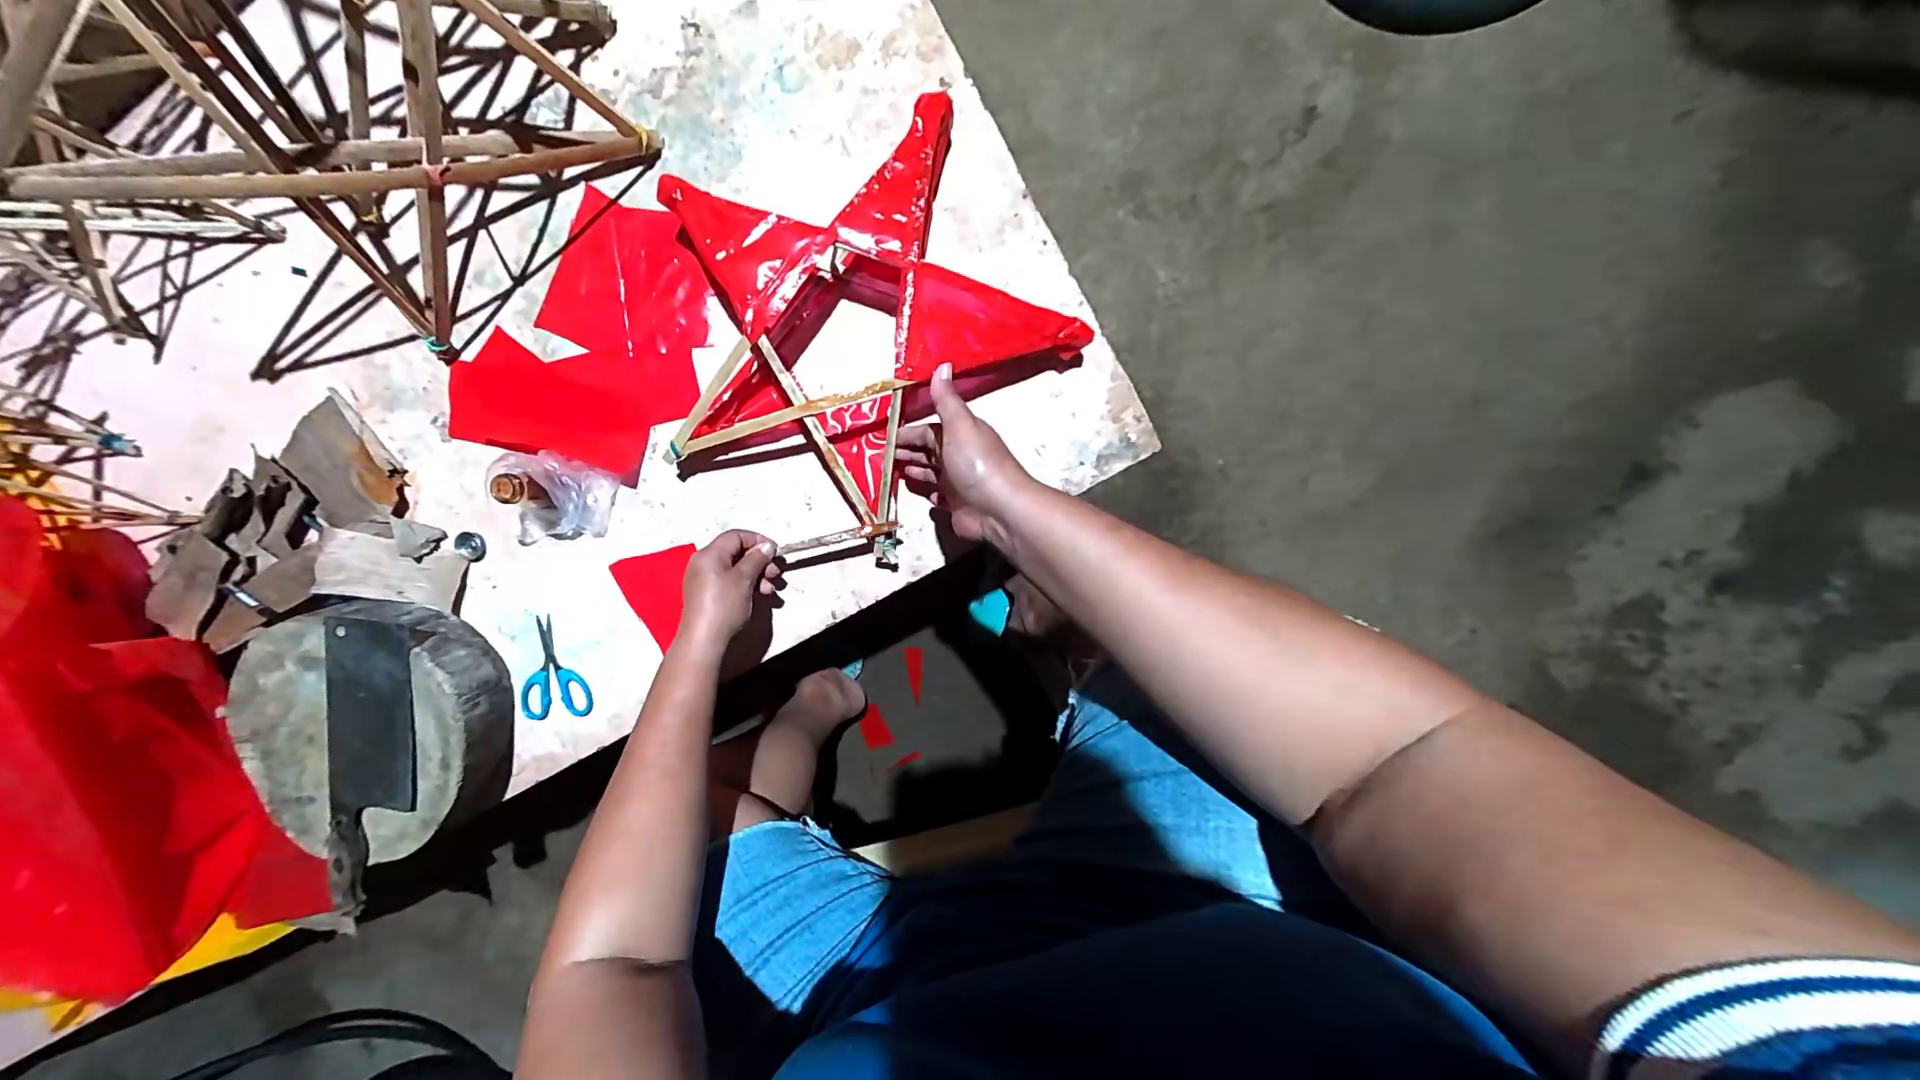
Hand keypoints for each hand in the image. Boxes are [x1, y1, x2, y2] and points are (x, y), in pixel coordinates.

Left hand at [677, 530, 781, 655]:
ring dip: (757, 574)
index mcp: (709, 554)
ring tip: (770, 589)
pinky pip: (730, 581)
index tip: (775, 553)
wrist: (704, 640)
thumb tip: (767, 546)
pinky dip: (747, 584)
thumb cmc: (724, 605)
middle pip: (737, 552)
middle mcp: (704, 562)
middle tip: (776, 574)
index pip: (736, 536)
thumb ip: (756, 559)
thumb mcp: (744, 579)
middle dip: (760, 561)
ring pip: (736, 568)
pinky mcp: (708, 593)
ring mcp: (705, 579)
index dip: (758, 540)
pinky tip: (760, 595)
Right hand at [894, 364, 1036, 546]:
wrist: (999, 509)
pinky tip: (909, 491)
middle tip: (878, 457)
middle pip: (926, 451)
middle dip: (904, 452)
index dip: (906, 433)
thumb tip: (943, 364)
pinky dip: (923, 493)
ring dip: (911, 471)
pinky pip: (934, 497)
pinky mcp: (955, 506)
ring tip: (887, 473)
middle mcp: (958, 456)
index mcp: (959, 434)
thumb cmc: (977, 463)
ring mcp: (957, 482)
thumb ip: (946, 399)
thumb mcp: (960, 424)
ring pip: (928, 473)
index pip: (927, 430)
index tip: (881, 437)